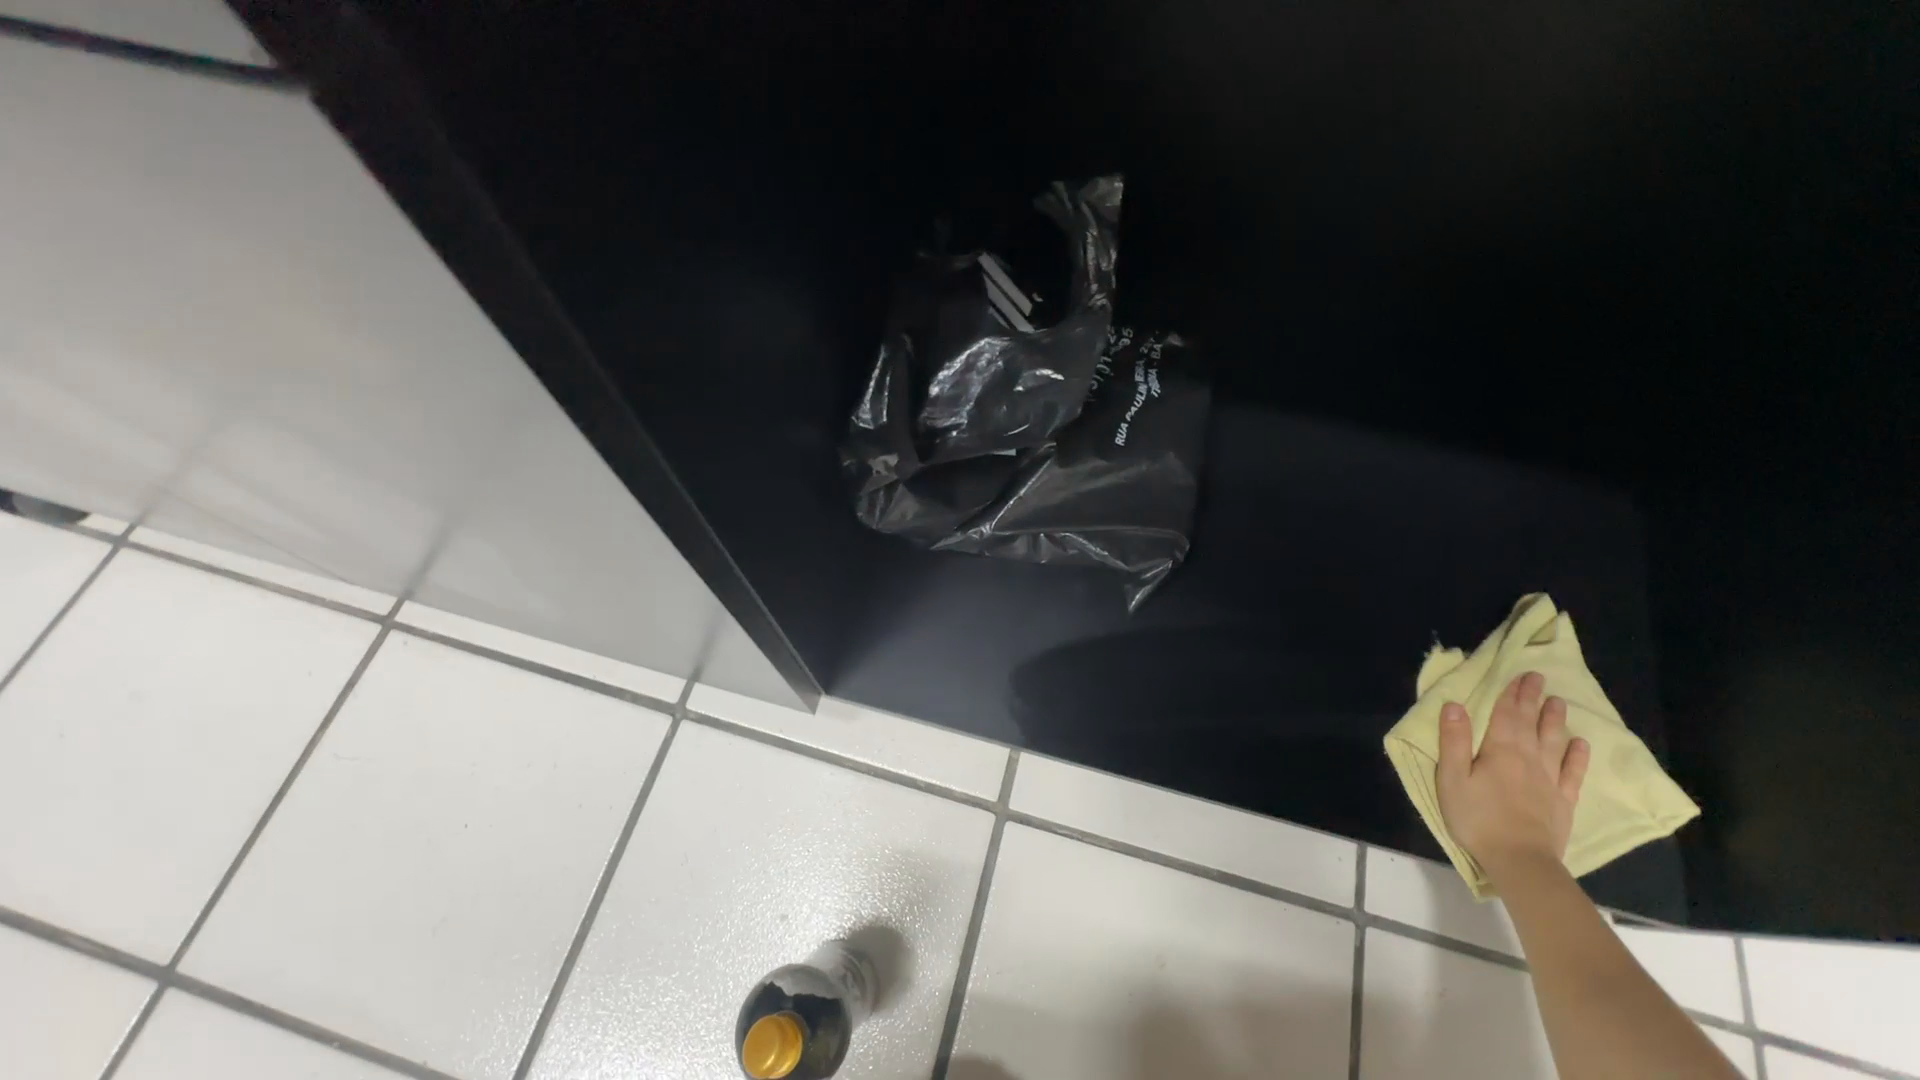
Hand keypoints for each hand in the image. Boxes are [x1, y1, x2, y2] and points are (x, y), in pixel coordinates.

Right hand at [1437, 671, 1591, 881]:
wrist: (1520, 859)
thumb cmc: (1477, 818)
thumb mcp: (1451, 778)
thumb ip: (1454, 741)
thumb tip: (1455, 705)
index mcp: (1499, 751)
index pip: (1506, 715)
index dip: (1512, 695)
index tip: (1520, 676)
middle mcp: (1528, 759)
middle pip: (1530, 724)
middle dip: (1532, 700)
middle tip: (1538, 679)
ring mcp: (1549, 781)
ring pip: (1553, 743)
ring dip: (1555, 721)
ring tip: (1559, 702)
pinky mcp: (1562, 802)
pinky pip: (1572, 773)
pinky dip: (1576, 756)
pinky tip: (1579, 744)